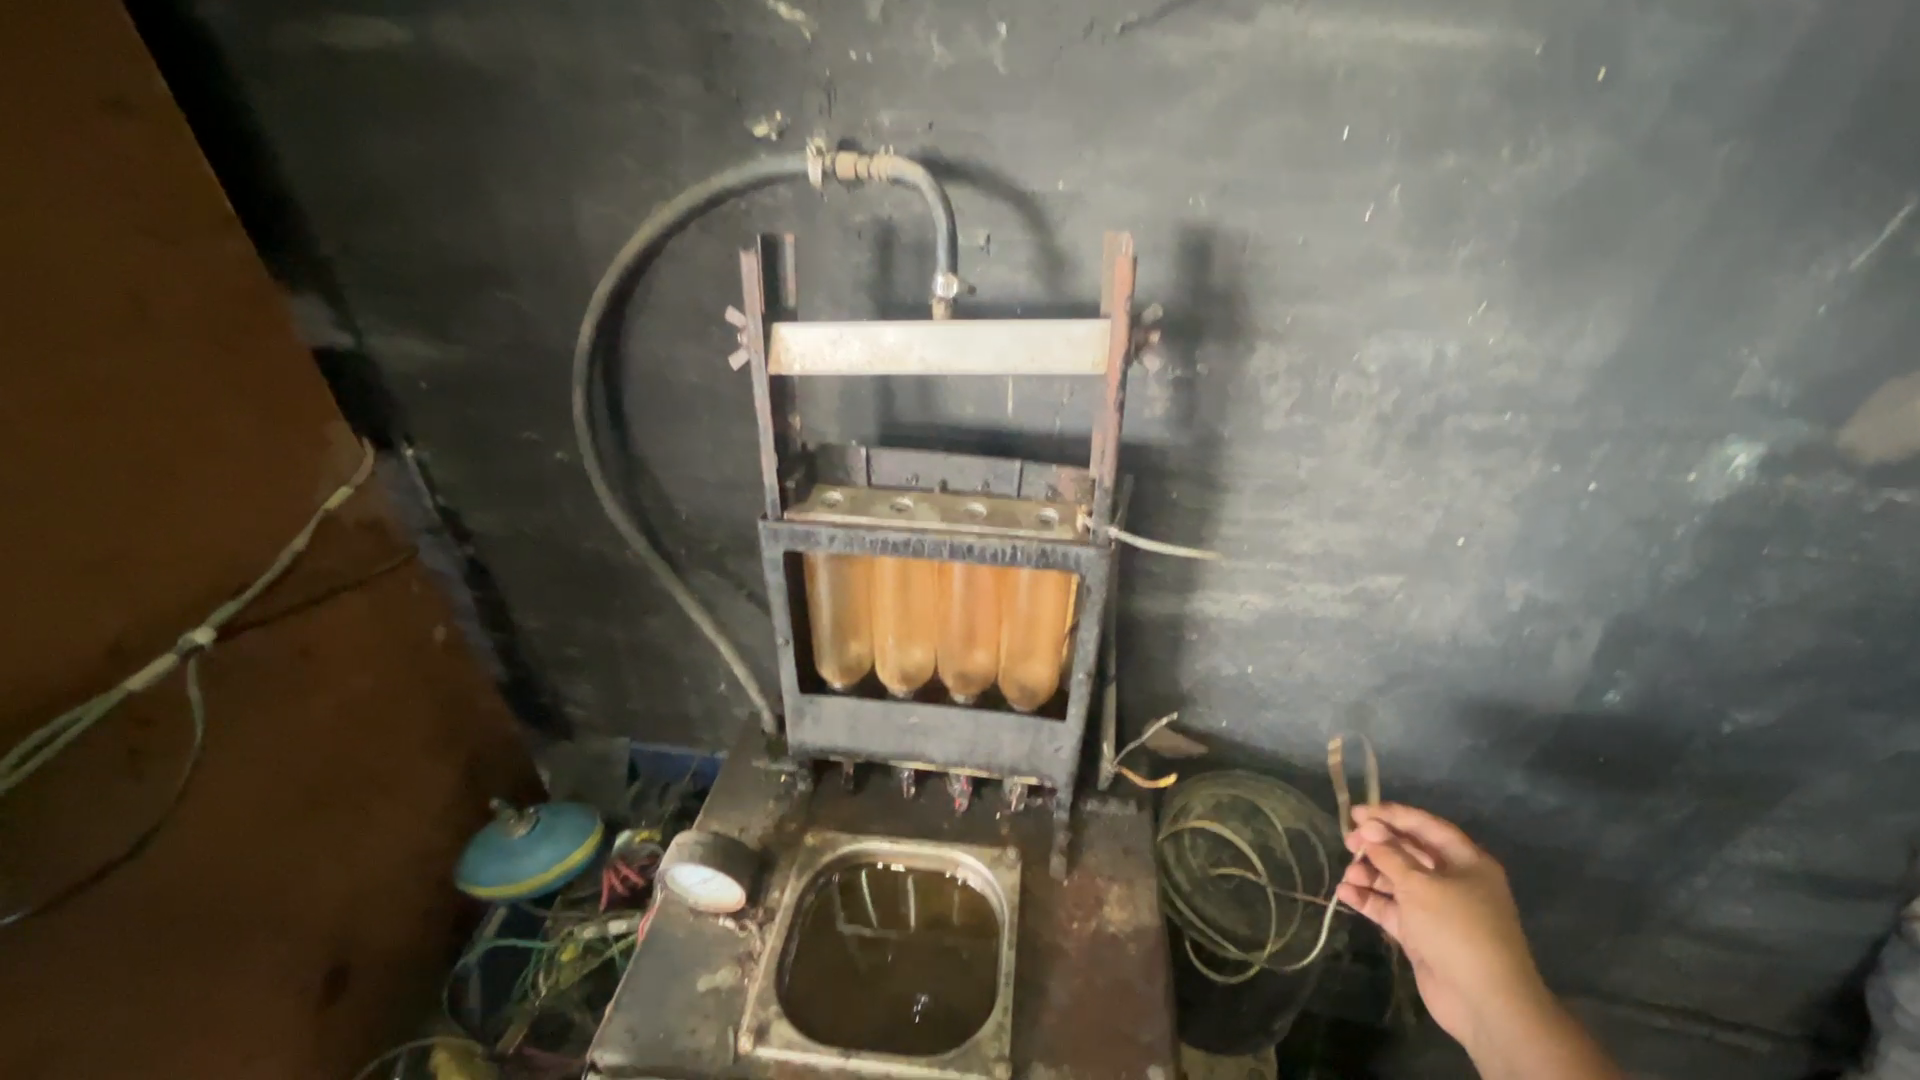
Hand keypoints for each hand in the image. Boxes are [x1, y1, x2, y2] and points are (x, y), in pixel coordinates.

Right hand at [1335, 803, 1547, 1052]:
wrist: (1484, 1001)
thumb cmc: (1457, 929)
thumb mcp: (1420, 885)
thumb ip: (1391, 854)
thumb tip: (1371, 830)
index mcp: (1466, 861)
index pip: (1425, 827)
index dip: (1391, 816)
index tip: (1356, 813)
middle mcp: (1453, 880)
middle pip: (1409, 852)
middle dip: (1377, 846)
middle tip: (1349, 843)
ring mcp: (1437, 908)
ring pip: (1397, 881)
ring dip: (1370, 875)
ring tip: (1348, 877)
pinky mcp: (1421, 934)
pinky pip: (1391, 908)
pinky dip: (1370, 899)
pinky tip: (1346, 894)